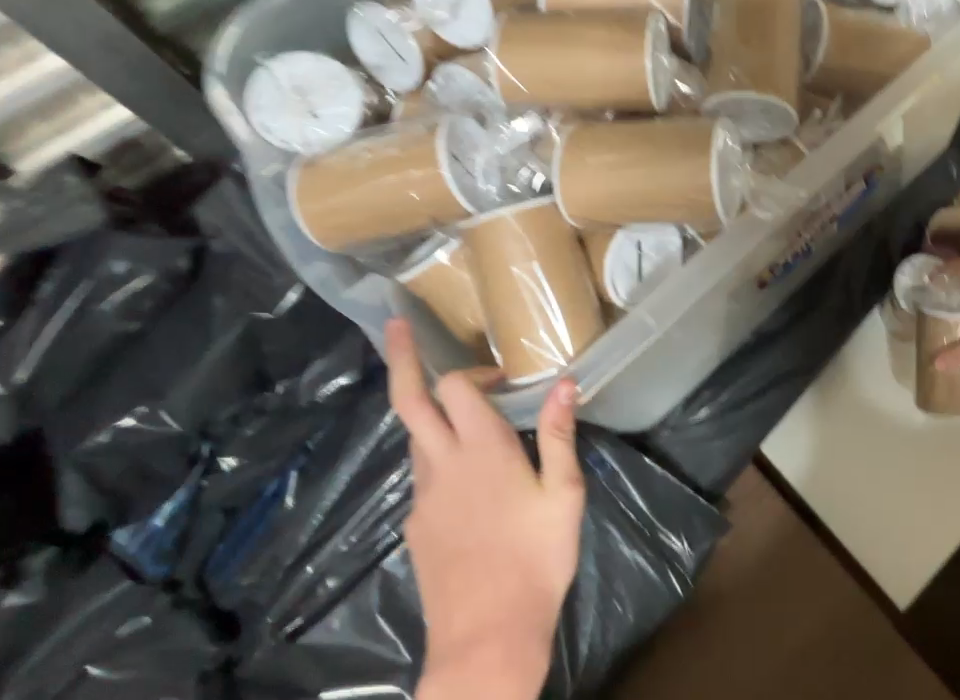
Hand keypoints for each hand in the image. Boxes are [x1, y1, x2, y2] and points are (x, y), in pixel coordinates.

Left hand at [386, 320, 583, 699]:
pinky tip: (471, 487)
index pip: (458, 387)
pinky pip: (423, 479)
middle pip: (410, 401)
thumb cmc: (537, 558)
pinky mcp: (415, 527)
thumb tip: (565, 382)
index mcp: (481, 449)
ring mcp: (421, 498)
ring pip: (415, 440)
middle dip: (401, 358)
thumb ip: (559, 434)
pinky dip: (439, 461)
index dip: (475, 372)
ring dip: (429, 416)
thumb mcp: (564, 494)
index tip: (504, 379)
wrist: (486, 634)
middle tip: (394, 324)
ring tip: (459, 414)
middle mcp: (441, 464)